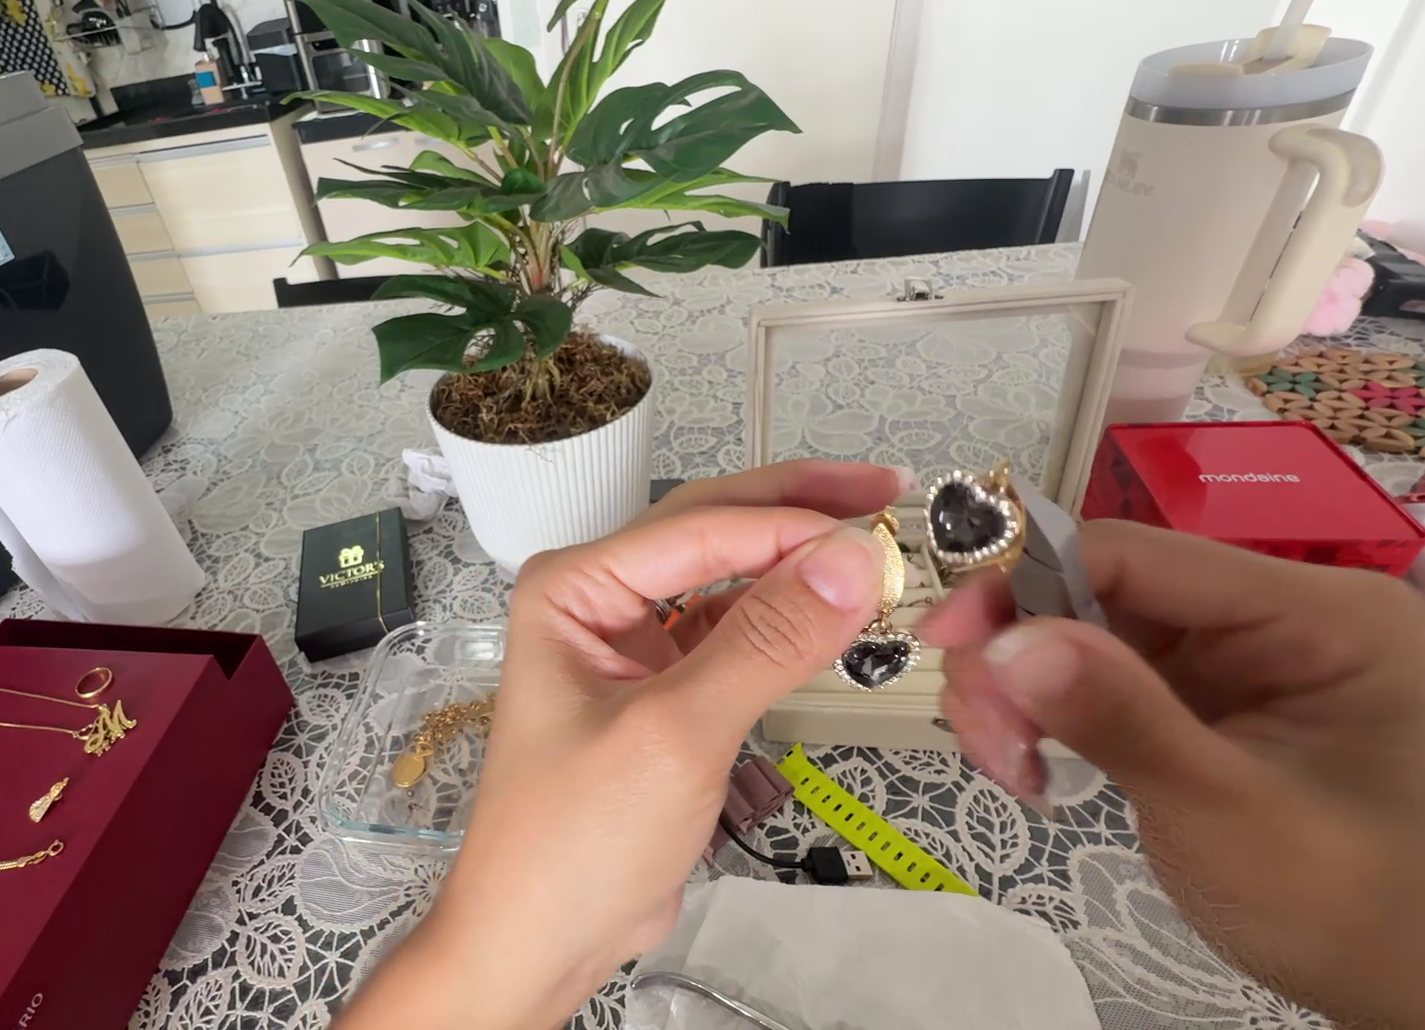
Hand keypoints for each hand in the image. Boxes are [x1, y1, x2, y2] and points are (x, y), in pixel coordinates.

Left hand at [333, 460, 896, 1029]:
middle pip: (707, 531)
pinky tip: (828, 606)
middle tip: (884, 491)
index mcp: (574, 584)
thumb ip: (764, 642)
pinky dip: (780, 617)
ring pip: (723, 576)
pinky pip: (728, 628)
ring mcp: (629, 637)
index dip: (790, 522)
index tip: (879, 525)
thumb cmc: (580, 835)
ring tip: (873, 544)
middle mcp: (597, 595)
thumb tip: (850, 558)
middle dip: (793, 509)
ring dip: (793, 562)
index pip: (695, 529)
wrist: (541, 933)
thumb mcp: (676, 731)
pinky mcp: (660, 679)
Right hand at [918, 519, 1424, 1027]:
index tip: (940, 640)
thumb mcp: (1232, 817)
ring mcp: (1208, 644)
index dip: (1016, 581)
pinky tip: (1023, 759)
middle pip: (1074, 587)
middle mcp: (1253, 607)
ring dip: (1005, 689)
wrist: (1403, 989)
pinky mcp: (1169, 680)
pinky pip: (1062, 664)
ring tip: (1008, 764)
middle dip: (1007, 657)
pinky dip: (1022, 707)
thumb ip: (1122, 720)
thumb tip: (1003, 643)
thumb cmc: (1354, 912)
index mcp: (1310, 612)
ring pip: (1052, 626)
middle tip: (985, 738)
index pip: (1124, 553)